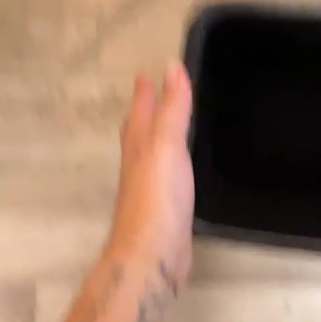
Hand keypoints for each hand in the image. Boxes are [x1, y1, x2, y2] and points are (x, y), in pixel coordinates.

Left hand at [107, 60, 195, 280]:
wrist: (152, 255)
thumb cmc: (158, 197)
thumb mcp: (167, 145)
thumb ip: (172, 108)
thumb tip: (170, 66)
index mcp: (140, 145)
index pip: (141, 111)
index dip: (145, 92)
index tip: (147, 72)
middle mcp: (140, 164)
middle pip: (140, 131)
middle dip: (145, 111)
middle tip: (152, 93)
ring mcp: (150, 189)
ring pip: (152, 153)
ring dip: (158, 136)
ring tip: (169, 125)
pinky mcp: (164, 210)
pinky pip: (167, 176)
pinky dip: (173, 164)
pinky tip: (181, 169)